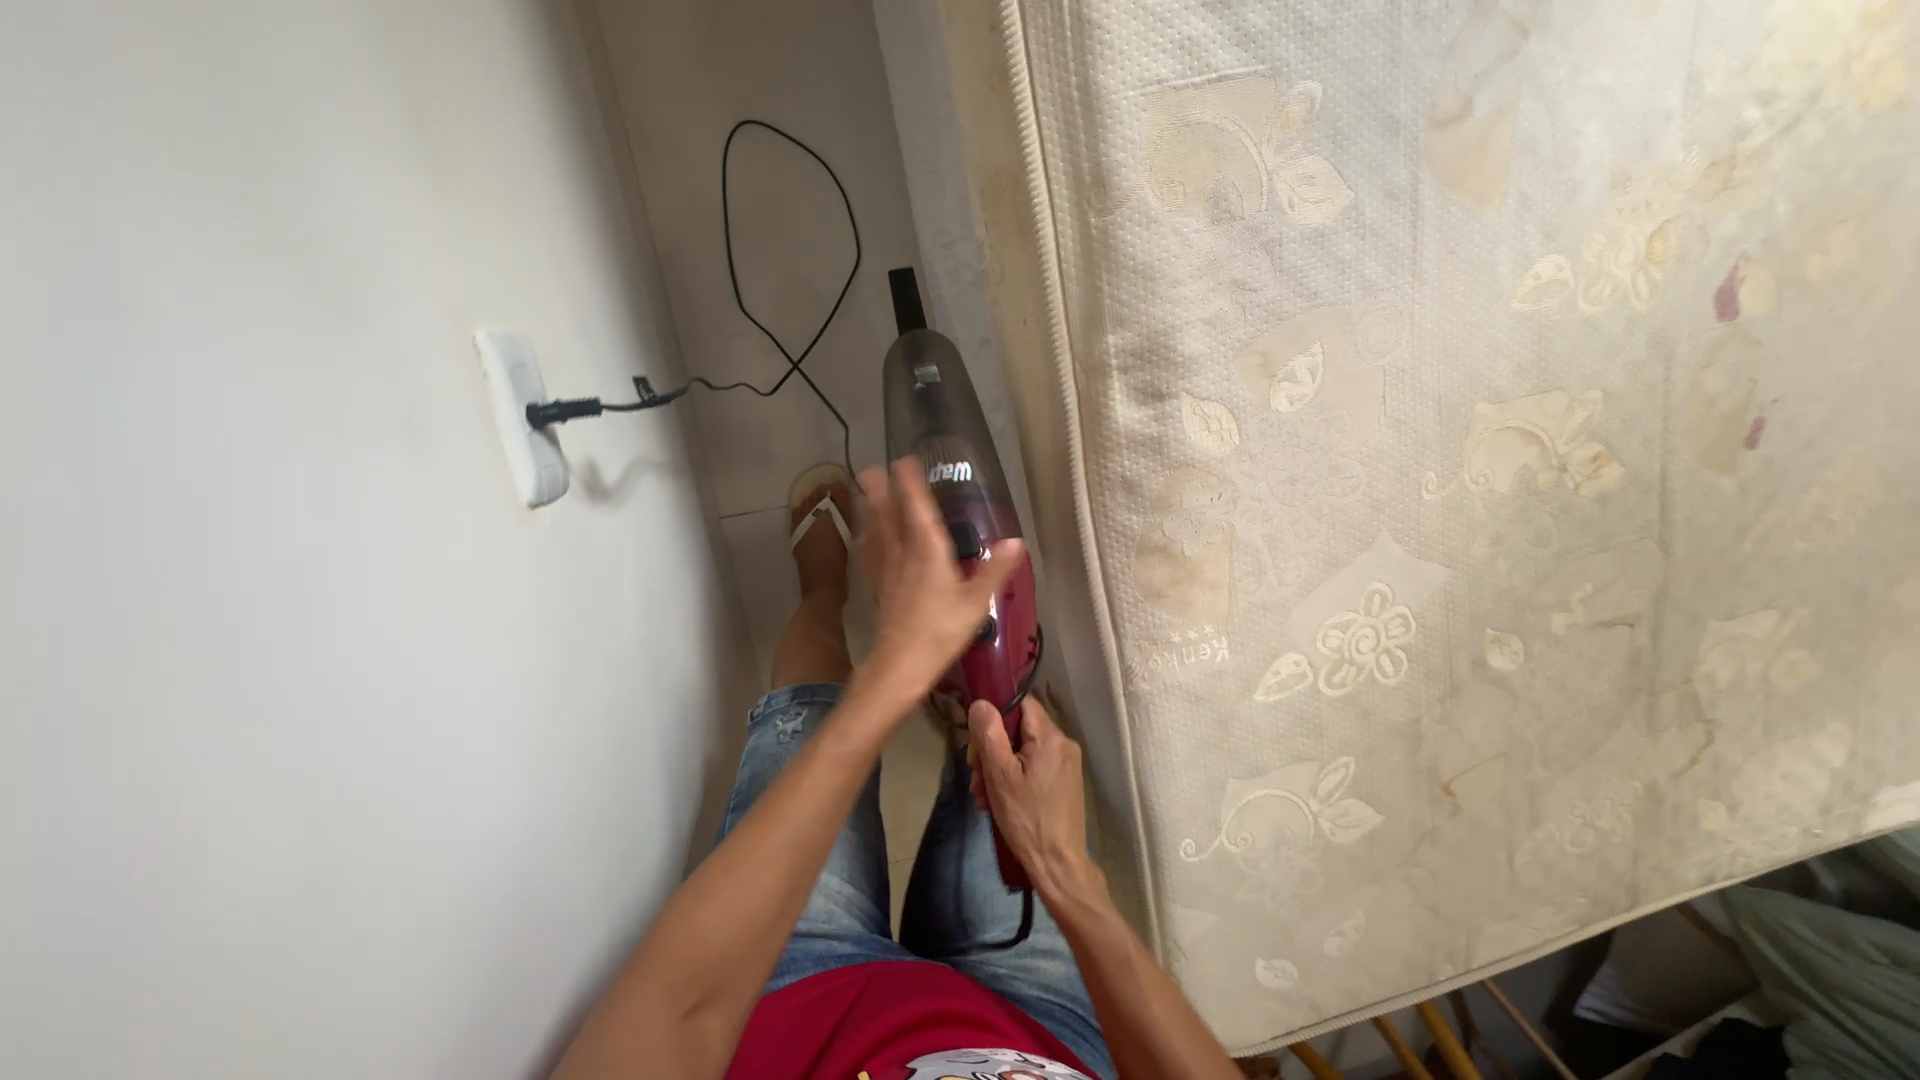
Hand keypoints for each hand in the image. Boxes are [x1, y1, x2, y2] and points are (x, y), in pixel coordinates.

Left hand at [853, 457, 1026, 707]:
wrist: (901, 663)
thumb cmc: (941, 632)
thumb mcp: (976, 602)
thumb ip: (995, 570)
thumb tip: (1016, 541)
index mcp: (929, 553)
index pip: (918, 511)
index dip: (911, 485)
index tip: (904, 462)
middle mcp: (904, 556)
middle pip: (889, 517)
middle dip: (881, 491)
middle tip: (871, 468)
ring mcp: (888, 572)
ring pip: (877, 532)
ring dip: (870, 510)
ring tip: (862, 490)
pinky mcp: (879, 588)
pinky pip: (871, 556)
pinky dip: (867, 541)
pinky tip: (863, 538)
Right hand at [967, 695, 1096, 897]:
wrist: (1057, 863)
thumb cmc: (1026, 818)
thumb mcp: (1000, 774)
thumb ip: (988, 734)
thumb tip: (981, 703)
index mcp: (1051, 737)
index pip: (1020, 704)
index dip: (995, 716)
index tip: (978, 742)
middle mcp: (1064, 744)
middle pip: (1019, 730)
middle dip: (992, 751)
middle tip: (977, 778)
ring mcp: (1067, 764)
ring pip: (1023, 751)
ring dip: (999, 769)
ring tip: (984, 796)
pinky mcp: (1065, 782)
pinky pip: (1033, 767)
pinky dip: (1014, 779)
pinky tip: (999, 801)